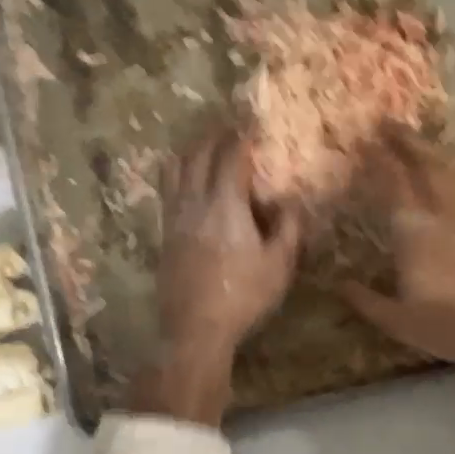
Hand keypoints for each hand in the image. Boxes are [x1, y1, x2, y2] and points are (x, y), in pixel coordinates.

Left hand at [131, 127, 303, 425]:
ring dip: (191, 151)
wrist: (194, 329)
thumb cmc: (242, 297)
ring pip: (176, 168)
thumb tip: (290, 203)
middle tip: (229, 128)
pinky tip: (187, 182)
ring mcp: (174, 217)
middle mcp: (194, 202)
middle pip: (198, 154)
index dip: (243, 136)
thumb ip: (288, 229)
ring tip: (204, 146)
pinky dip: (179, 174)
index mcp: (225, 204)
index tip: (253, 125)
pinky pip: (168, 190)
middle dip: (214, 135)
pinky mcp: (164, 235)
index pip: (232, 155)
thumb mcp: (279, 266)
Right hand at [339, 130, 454, 435]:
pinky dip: (452, 180)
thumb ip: (366, 300)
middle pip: (426, 166)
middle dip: (408, 142)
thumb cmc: (446, 325)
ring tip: (422, 146)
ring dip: (433, 155)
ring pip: (451, 175)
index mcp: (413, 231)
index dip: (379, 159)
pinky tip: (450, 188)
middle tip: (392, 124)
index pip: (393, 184)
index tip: (366, 139)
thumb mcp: (397, 320)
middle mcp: (443, 215)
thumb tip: (339, 284)